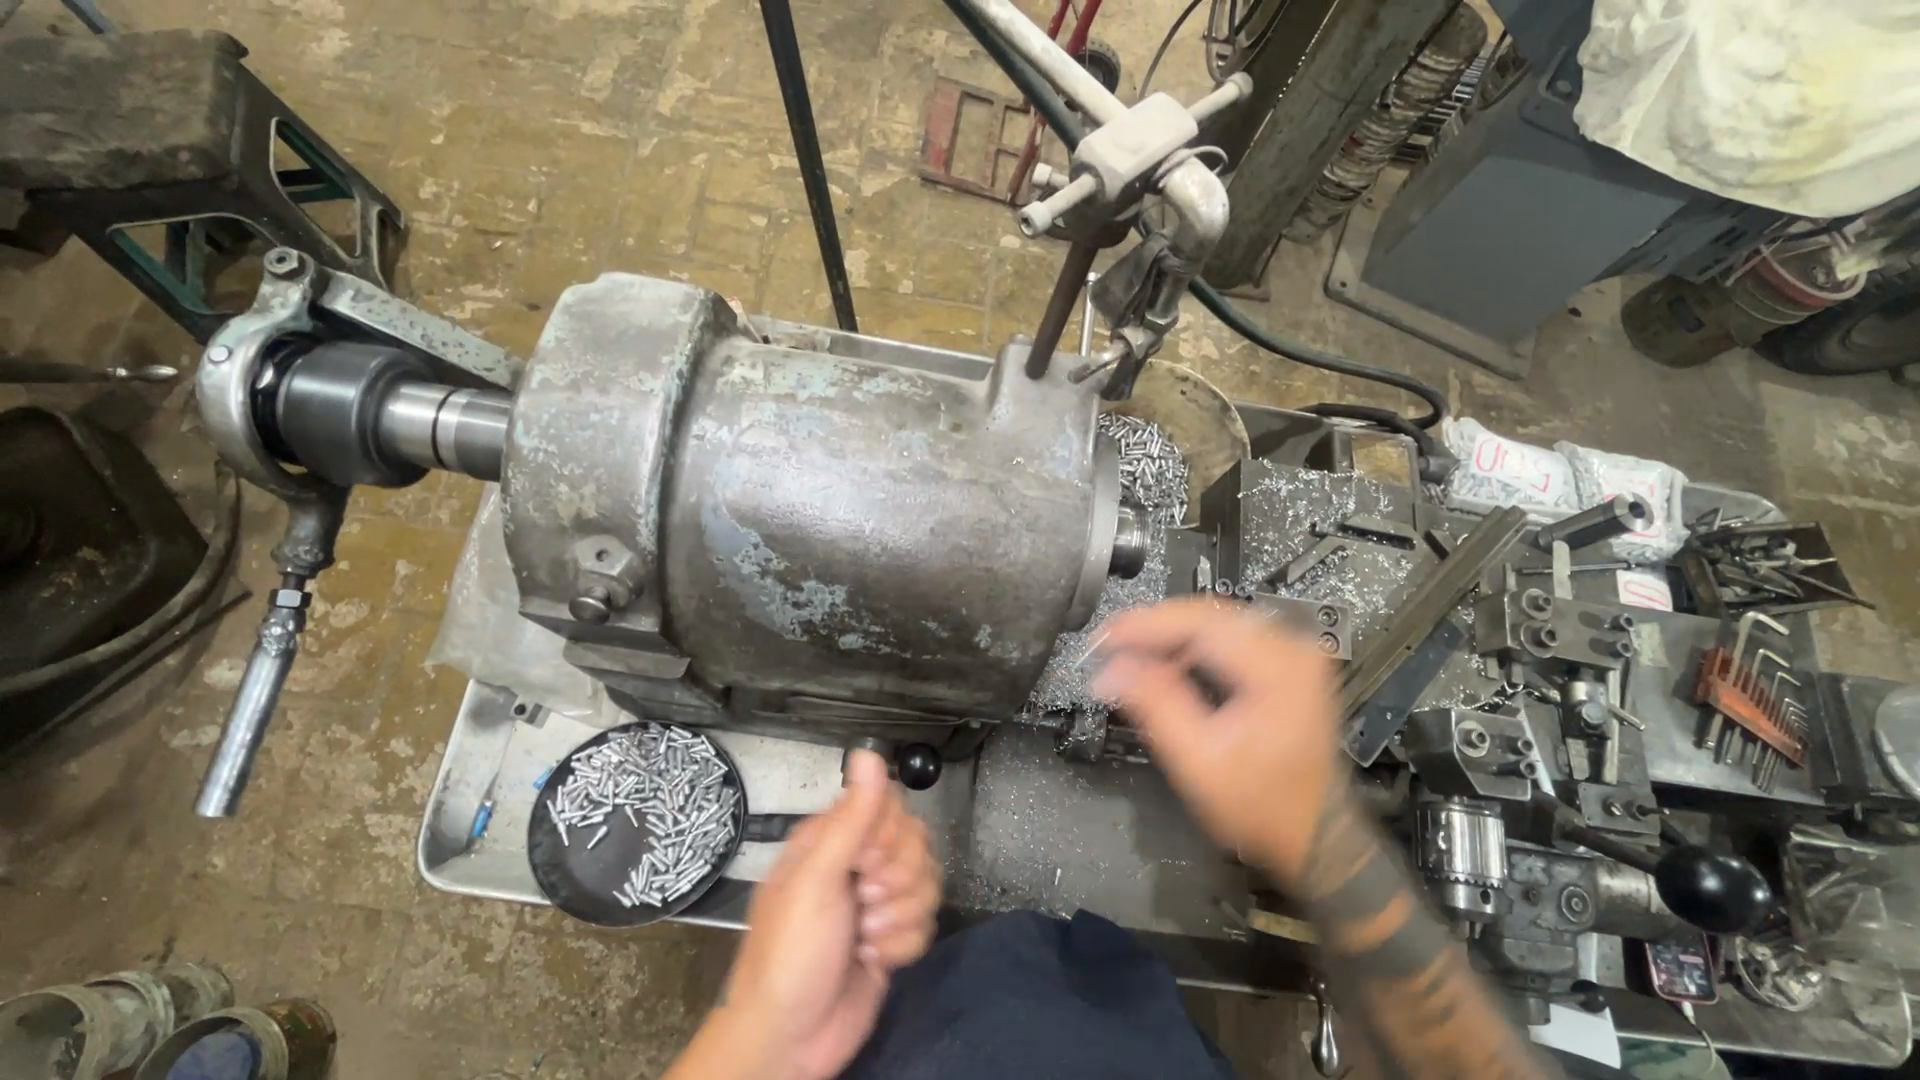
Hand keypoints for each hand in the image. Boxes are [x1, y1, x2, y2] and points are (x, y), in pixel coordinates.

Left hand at [687, 749, 940, 1079]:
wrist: (789, 1039)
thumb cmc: (790, 952)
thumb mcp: (816, 880)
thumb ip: (851, 817)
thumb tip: (869, 753)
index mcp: (831, 840)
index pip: (887, 805)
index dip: (889, 834)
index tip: (869, 862)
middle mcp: (856, 863)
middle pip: (915, 842)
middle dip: (899, 880)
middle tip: (865, 904)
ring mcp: (876, 901)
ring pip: (927, 882)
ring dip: (900, 917)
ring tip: (866, 940)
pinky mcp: (892, 937)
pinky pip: (925, 922)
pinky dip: (903, 945)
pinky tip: (873, 961)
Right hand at [1091, 596, 1343, 884]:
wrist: (1315, 835)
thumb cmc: (1263, 808)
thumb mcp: (1198, 760)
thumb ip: (1155, 704)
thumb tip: (1112, 668)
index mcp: (1279, 670)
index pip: (1201, 623)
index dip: (1146, 626)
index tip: (1105, 637)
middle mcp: (1293, 651)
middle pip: (1209, 617)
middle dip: (1154, 629)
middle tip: (1109, 646)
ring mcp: (1294, 655)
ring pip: (1216, 623)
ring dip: (1170, 637)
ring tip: (1129, 655)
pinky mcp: (1287, 665)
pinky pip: (1230, 639)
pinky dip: (1192, 647)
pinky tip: (1165, 663)